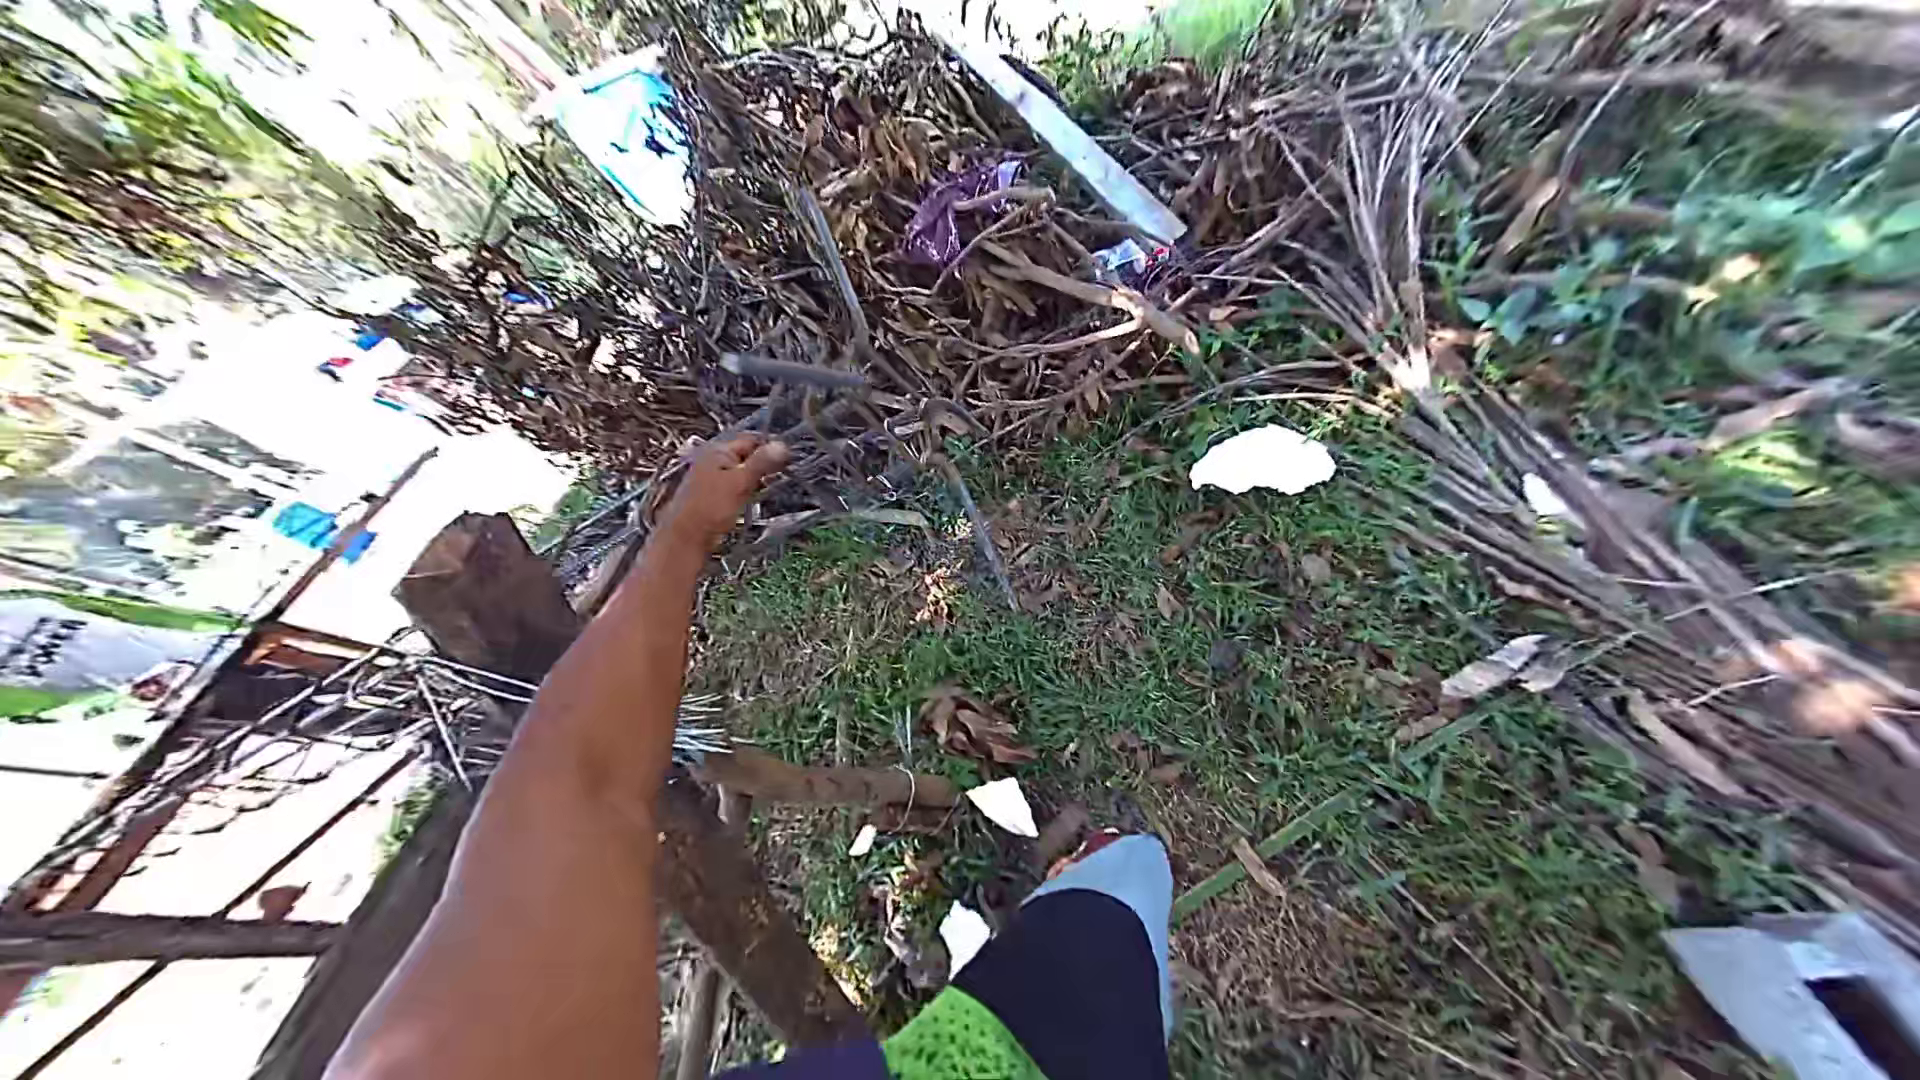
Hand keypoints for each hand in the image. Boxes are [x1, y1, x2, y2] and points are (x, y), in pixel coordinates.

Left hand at [657, 435, 789, 550]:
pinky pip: (735, 484)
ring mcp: (711, 476)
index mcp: (717, 451)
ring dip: (756, 477)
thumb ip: (761, 463)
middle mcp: (712, 459)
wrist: (686, 537)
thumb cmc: (712, 508)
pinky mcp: (712, 493)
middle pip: (746, 454)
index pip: (750, 439)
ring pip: (742, 470)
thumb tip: (782, 445)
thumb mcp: (740, 482)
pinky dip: (747, 488)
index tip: (789, 459)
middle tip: (784, 473)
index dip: (770, 447)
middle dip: (765, 462)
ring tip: (773, 486)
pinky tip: (754, 497)